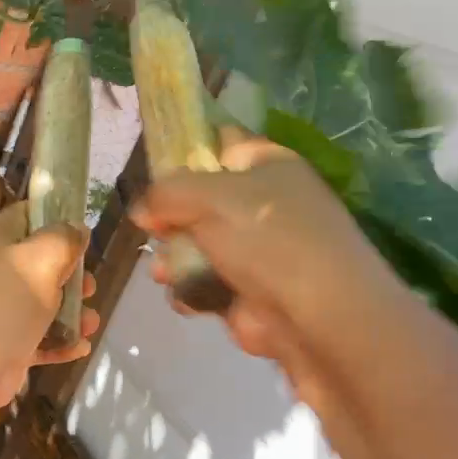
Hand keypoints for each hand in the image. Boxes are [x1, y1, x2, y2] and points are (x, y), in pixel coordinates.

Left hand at [0, 201, 99, 412]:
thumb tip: (75, 230)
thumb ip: (63, 239)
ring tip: (88, 324)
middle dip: (72, 275)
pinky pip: (41, 340)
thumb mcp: (41, 260)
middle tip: (88, 287)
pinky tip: (78, 348)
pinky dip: (61, 343)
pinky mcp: (8, 346)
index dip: (50, 214)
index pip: (23, 216)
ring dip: (73, 314)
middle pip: (42, 265)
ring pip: (46, 305)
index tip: (79, 226)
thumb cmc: (6, 305)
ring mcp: (3, 314)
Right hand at [130, 129, 398, 400]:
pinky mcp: (241, 289)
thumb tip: (143, 209)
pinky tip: (187, 298)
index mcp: (265, 166)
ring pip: (190, 243)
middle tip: (154, 230)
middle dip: (167, 217)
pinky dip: (187, 290)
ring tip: (164, 272)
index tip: (149, 172)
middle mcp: (260, 203)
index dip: (181, 152)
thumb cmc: (269, 239)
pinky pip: (197, 281)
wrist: (315, 315)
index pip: (218, 143)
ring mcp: (251, 249)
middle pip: (195, 199)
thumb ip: (166, 193)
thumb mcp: (210, 197)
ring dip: (170, 258)